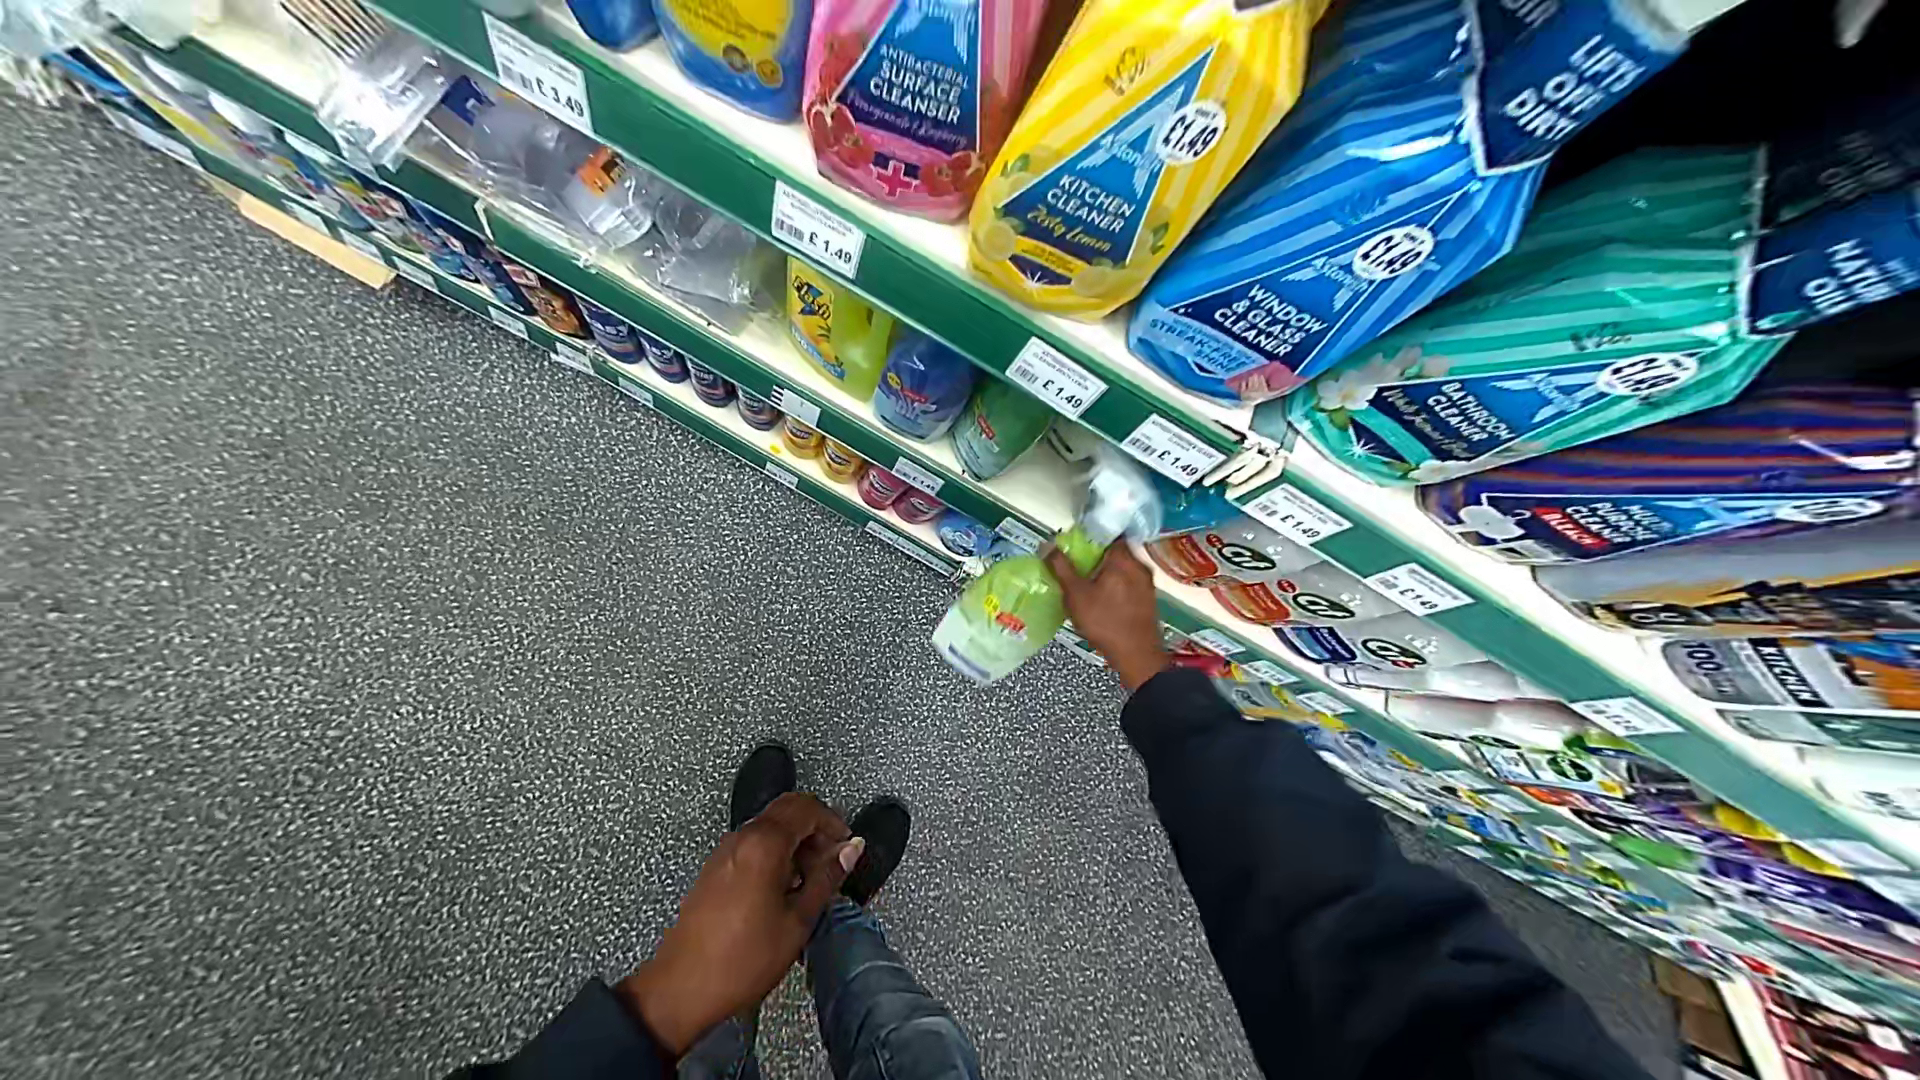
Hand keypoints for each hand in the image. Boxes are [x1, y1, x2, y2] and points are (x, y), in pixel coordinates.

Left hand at [617, 793, 862, 1056]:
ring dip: (796, 840)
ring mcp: (725, 850)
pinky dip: (775, 851)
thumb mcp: (798, 920)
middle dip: (815, 826)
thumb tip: (851, 849)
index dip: (833, 822)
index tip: (846, 845)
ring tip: (810, 879)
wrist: (679, 991)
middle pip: (787, 808)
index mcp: (764, 843)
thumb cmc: (742, 960)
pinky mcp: (715, 867)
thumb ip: (827, 877)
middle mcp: (743, 837)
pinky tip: (783, 887)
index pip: (807, 808)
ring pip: (770, 824)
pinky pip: (753, 842)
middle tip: (832, 857)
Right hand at [1046, 543, 1170, 691]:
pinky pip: (1129, 583)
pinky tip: (1102, 599)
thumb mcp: (1075, 594)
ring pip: (1124, 568)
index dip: (1091, 536)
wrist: (1136, 655)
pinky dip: (1116, 585)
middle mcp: (1140, 565)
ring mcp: (1147, 583)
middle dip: (1097, 556)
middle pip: (1116, 551)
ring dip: (1107, 572)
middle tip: (1078, 565)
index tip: (1076, 544)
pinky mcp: (1148, 599)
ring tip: (1087, 583)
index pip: (1109, 533)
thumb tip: (1048, 546)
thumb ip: (1061, 567)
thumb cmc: (1104, 621)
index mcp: (1123, 558)